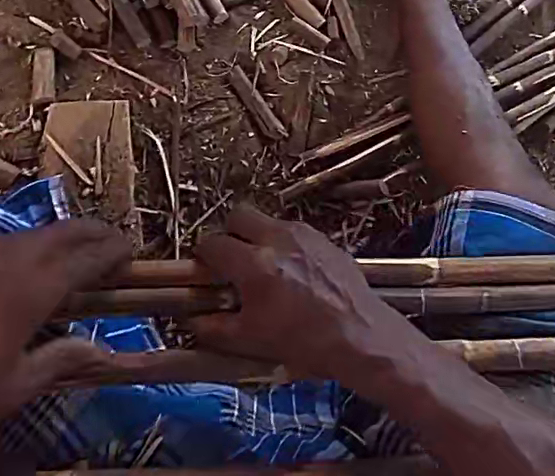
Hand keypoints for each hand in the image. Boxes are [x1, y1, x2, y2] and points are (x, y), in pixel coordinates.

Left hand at [0, 219, 130, 475]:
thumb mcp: (11, 391)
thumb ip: (57, 359)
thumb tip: (95, 346)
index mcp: (31, 289)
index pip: (85, 258)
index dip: (112, 251)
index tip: (132, 250)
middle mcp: (11, 261)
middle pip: (63, 231)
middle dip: (94, 231)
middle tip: (116, 240)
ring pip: (35, 232)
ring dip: (64, 233)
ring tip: (80, 246)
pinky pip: (9, 241)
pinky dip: (35, 242)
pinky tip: (32, 261)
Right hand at [187, 206, 426, 383]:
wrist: (361, 337)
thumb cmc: (306, 342)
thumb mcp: (253, 340)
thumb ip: (216, 328)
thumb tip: (194, 319)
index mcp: (254, 265)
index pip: (213, 243)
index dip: (204, 254)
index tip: (206, 266)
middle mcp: (276, 238)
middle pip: (238, 214)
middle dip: (229, 232)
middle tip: (232, 257)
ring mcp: (302, 233)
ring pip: (266, 220)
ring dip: (257, 236)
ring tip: (264, 267)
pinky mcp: (322, 236)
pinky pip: (292, 230)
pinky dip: (284, 243)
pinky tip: (292, 271)